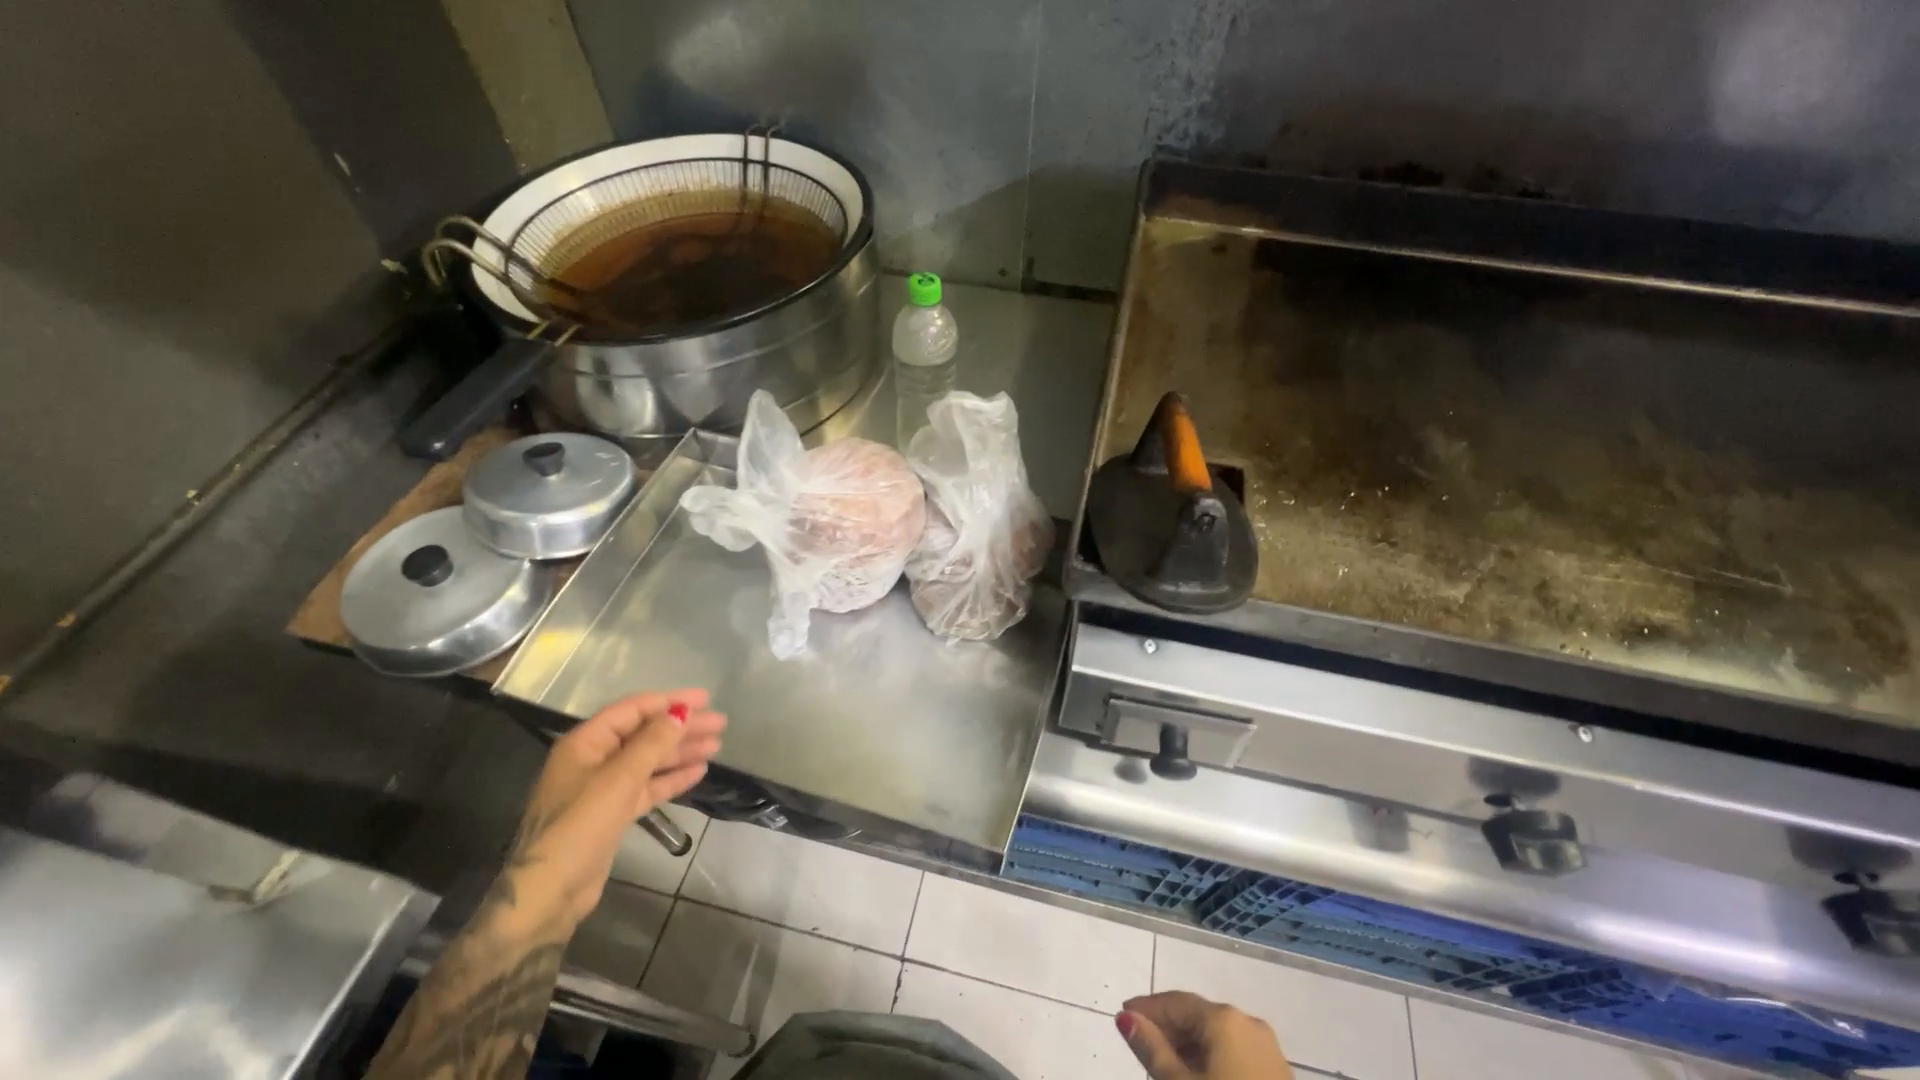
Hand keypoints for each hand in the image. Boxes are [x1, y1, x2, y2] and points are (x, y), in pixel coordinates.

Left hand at [499, 689, 725, 927]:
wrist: (550, 892)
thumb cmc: (579, 827)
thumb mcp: (618, 780)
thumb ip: (652, 743)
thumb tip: (681, 712)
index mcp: (585, 743)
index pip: (632, 710)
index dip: (669, 701)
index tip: (706, 699)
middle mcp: (593, 760)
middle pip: (643, 734)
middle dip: (681, 727)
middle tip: (720, 724)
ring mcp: (603, 788)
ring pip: (648, 761)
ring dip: (680, 752)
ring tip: (716, 746)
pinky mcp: (613, 814)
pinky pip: (647, 787)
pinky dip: (671, 778)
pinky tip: (698, 772)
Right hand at [1118, 991, 1293, 1079]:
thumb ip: (1151, 1048)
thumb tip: (1127, 1017)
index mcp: (1224, 1019)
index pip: (1175, 1002)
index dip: (1146, 1009)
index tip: (1122, 1018)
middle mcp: (1248, 1023)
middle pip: (1196, 1016)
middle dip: (1166, 1028)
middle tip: (1139, 1045)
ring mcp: (1267, 1048)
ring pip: (1216, 1035)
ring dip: (1188, 1045)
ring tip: (1163, 1066)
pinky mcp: (1277, 1071)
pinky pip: (1233, 1052)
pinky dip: (1210, 1058)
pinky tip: (1196, 1077)